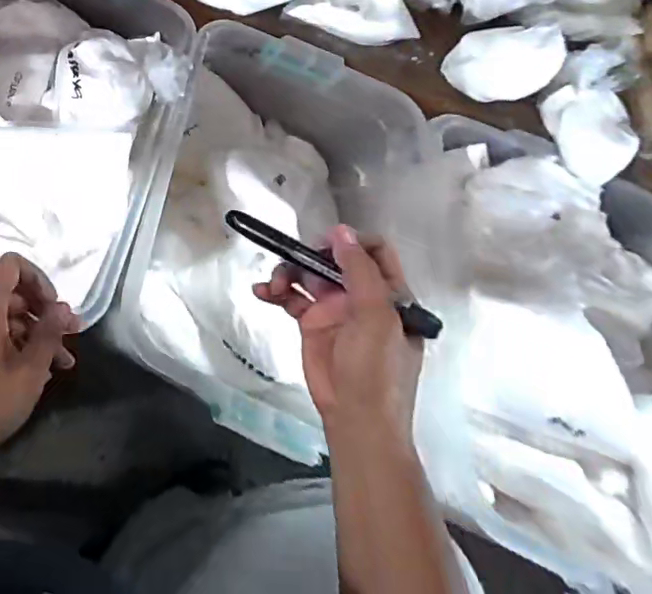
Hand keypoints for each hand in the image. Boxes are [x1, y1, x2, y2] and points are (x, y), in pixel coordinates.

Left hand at [0, 254, 76, 482]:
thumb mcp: (30, 369)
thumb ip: (49, 333)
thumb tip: (63, 309)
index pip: (12, 265)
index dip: (38, 278)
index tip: (55, 306)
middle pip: (15, 291)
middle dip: (45, 310)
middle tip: (72, 334)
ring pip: (11, 315)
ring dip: (39, 332)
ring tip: (65, 361)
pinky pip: (0, 331)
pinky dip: (23, 343)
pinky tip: (46, 369)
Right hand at [253, 225, 422, 441]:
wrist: (357, 419)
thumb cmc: (377, 369)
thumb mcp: (376, 317)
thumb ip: (359, 272)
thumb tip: (340, 232)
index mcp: (388, 294)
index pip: (374, 252)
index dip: (351, 242)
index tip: (325, 246)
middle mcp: (362, 297)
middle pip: (334, 259)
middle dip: (310, 256)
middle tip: (293, 263)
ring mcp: (335, 310)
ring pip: (308, 275)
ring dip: (288, 272)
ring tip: (274, 285)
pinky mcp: (311, 324)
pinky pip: (291, 298)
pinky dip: (275, 291)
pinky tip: (262, 292)